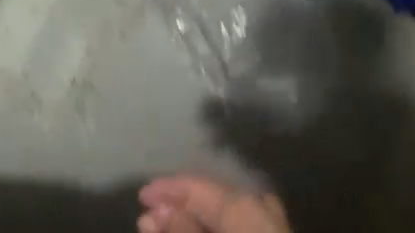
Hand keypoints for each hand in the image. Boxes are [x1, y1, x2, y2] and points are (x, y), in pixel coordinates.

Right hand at [137, 176, 290, 232]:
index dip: (167, 189)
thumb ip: (183, 232)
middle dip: (179, 210)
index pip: (198, 186)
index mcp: (244, 205)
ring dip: (197, 225)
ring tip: (168, 232)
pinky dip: (216, 232)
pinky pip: (243, 228)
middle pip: (211, 201)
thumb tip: (159, 209)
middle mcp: (261, 208)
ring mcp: (274, 225)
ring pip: (226, 218)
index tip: (140, 198)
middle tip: (149, 223)